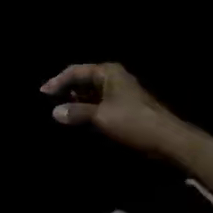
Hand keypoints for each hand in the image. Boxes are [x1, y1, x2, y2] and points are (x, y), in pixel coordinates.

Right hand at [41, 63, 187, 157]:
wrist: (169, 141)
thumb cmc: (134, 123)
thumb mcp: (101, 117)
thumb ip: (76, 112)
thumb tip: (55, 112)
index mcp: (108, 72)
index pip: (74, 71)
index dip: (57, 81)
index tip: (42, 93)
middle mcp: (114, 78)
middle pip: (82, 80)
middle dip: (66, 90)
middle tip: (49, 102)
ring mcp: (120, 92)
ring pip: (91, 93)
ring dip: (76, 101)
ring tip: (60, 111)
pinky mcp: (125, 107)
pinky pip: (99, 103)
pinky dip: (87, 109)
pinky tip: (78, 118)